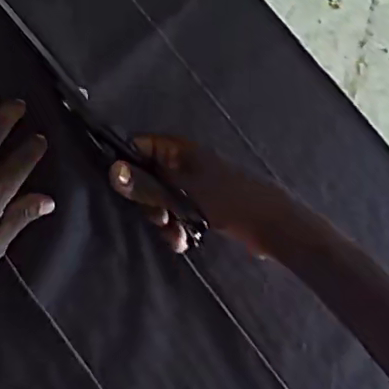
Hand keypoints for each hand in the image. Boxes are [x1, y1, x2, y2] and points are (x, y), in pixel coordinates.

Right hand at [109, 134, 291, 255]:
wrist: (276, 227)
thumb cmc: (230, 199)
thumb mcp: (184, 193)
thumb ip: (147, 185)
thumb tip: (111, 171)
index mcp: (176, 148)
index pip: (136, 146)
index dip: (124, 165)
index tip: (120, 188)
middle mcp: (180, 161)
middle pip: (145, 176)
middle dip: (148, 201)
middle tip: (158, 218)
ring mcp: (191, 184)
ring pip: (160, 198)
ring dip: (162, 219)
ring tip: (174, 235)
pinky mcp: (200, 205)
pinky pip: (176, 212)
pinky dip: (176, 227)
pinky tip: (183, 241)